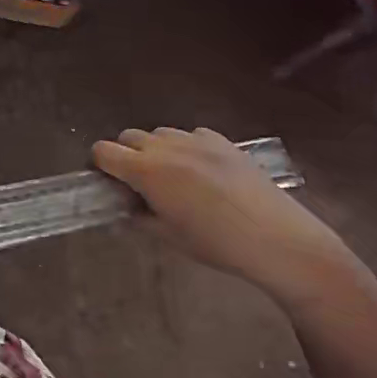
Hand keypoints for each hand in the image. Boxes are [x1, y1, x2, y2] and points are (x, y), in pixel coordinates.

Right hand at [92, 127, 369, 305]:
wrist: (276, 238)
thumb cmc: (215, 244)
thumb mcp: (168, 236)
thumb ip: (139, 216)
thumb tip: (126, 207)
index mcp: (147, 171)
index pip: (104, 152)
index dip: (100, 165)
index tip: (109, 183)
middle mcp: (168, 147)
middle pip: (129, 137)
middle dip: (126, 155)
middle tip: (138, 183)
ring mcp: (197, 140)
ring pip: (161, 133)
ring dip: (155, 149)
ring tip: (172, 176)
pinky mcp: (223, 141)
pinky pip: (191, 135)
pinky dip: (186, 147)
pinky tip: (201, 171)